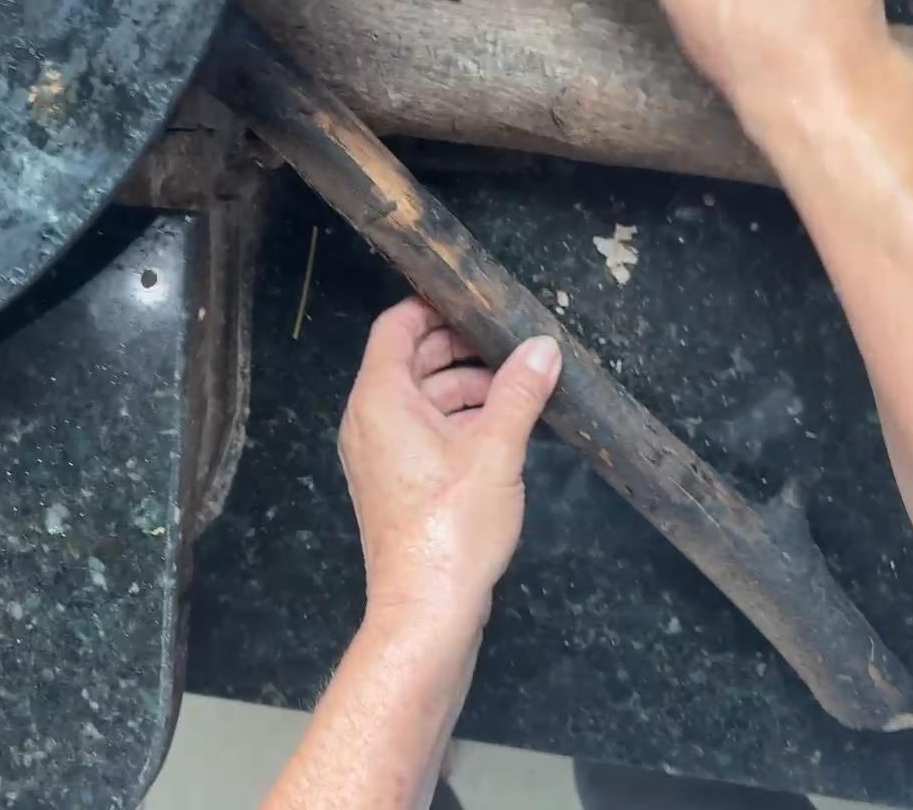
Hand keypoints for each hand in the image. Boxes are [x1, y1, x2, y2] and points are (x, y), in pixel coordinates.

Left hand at [338, 298, 561, 629]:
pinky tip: (500, 426)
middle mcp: (368, 418)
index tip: (474, 303)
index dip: (431, 307)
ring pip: (419, 398)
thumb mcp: (496, 450)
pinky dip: (454, 419)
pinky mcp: (393, 478)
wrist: (425, 608)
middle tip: (508, 344)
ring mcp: (378, 451)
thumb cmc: (453, 524)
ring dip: (463, 387)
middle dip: (457, 348)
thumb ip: (519, 392)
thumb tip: (543, 346)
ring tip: (516, 386)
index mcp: (379, 398)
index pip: (395, 327)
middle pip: (408, 360)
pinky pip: (421, 429)